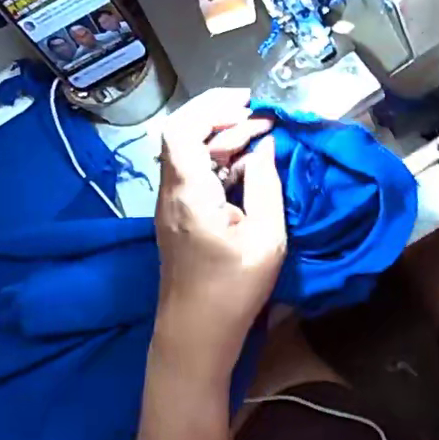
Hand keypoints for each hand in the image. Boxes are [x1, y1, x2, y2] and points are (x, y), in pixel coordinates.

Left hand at [153, 88, 287, 378]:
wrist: (195, 336)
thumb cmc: (232, 290)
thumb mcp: (265, 237)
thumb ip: (265, 185)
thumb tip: (264, 147)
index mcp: (189, 192)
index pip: (181, 128)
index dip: (211, 105)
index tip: (248, 103)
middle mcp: (172, 192)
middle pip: (185, 135)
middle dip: (225, 119)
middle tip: (266, 122)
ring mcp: (172, 205)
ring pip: (190, 154)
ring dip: (224, 140)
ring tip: (263, 139)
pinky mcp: (180, 217)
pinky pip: (196, 174)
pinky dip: (220, 162)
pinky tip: (248, 167)